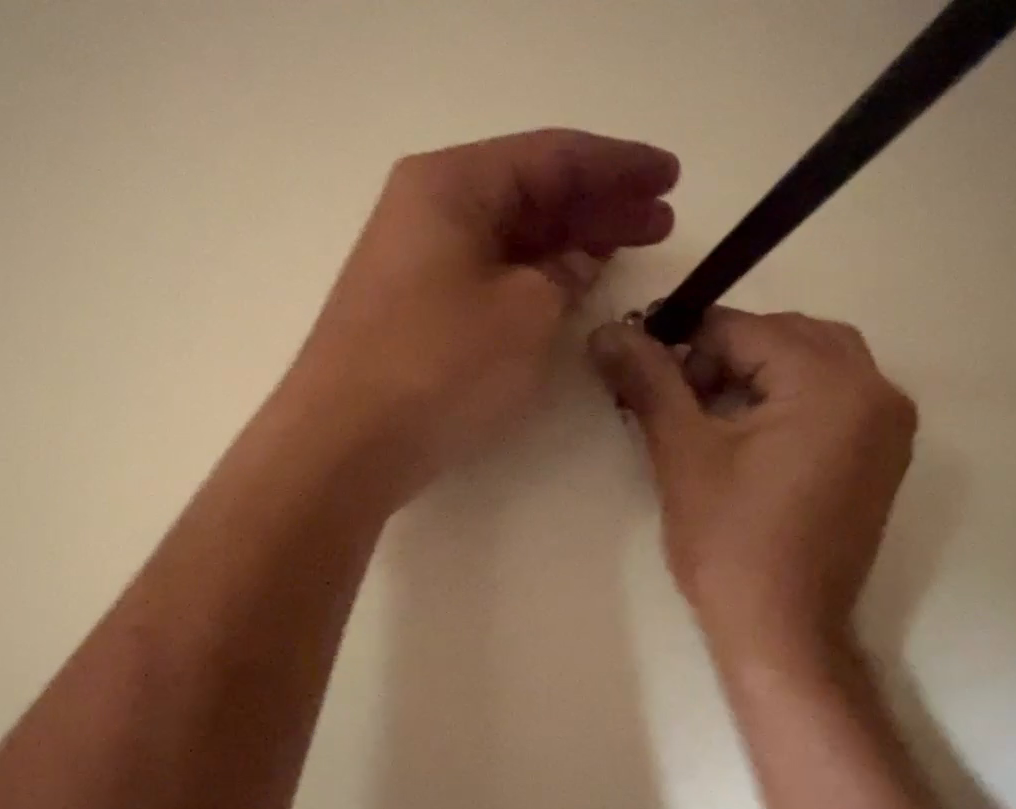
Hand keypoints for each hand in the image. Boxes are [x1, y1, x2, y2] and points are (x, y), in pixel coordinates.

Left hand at [287, 129, 679, 500]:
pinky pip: (490, 271)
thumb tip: (576, 260)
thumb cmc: (439, 365)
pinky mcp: (416, 306)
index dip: (619, 165)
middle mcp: (429, 208)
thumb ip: (566, 274)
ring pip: (511, 234)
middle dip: (601, 202)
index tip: (671, 176)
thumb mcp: (526, 313)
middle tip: (662, 218)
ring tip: (633, 245)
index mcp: (452, 184)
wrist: (344, 443)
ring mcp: (418, 260)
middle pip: (531, 191)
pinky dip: (535, 274)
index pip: (552, 156)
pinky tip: (572, 282)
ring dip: (572, 238)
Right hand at [588, 310, 916, 665]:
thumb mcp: (682, 453)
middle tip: (680, 400)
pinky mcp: (884, 457)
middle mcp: (877, 390)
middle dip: (726, 356)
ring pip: (815, 365)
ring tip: (710, 420)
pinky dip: (790, 401)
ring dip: (759, 375)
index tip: (643, 371)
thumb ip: (648, 380)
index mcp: (832, 382)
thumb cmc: (730, 543)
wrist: (782, 631)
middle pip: (788, 337)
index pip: (746, 328)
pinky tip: (749, 440)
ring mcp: (889, 426)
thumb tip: (606, 329)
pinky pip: (836, 399)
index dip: (686, 344)